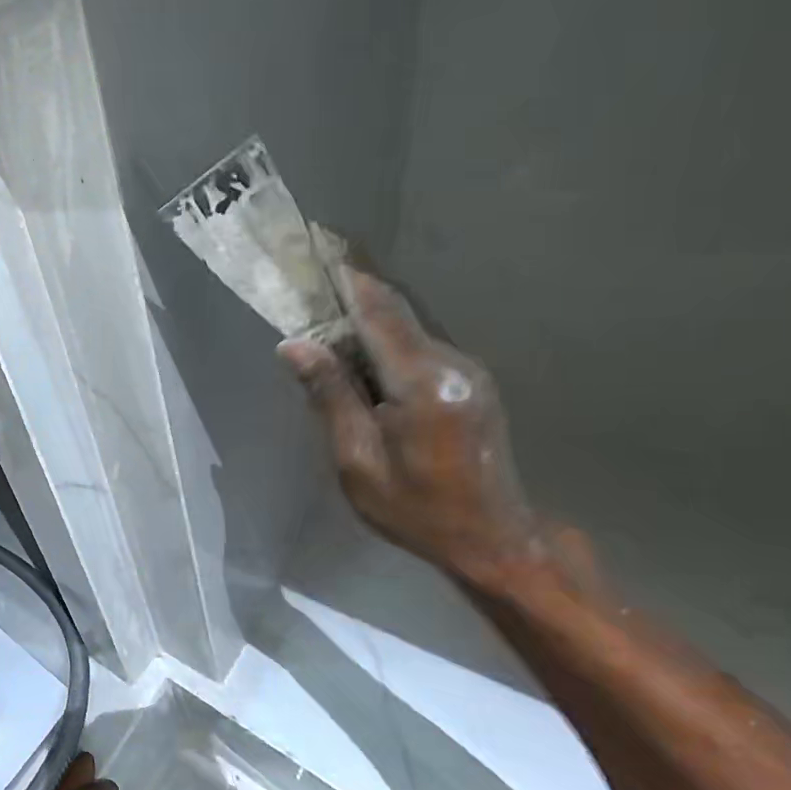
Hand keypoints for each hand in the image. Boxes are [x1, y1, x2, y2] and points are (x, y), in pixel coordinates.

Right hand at [280, 267, 569, 591]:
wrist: (493, 541)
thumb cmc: (416, 510)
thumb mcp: (357, 462)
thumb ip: (331, 397)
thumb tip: (296, 344)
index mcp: (423, 385)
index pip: (380, 313)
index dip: (348, 280)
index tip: (320, 248)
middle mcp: (452, 365)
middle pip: (395, 314)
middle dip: (352, 295)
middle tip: (311, 283)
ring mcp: (468, 371)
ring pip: (407, 328)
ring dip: (367, 321)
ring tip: (326, 322)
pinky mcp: (471, 382)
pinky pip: (419, 347)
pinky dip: (385, 343)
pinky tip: (360, 358)